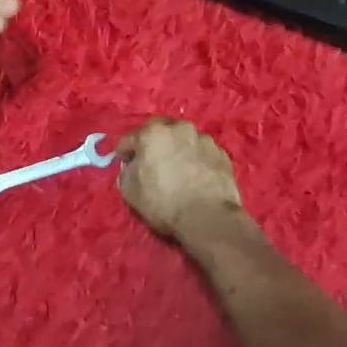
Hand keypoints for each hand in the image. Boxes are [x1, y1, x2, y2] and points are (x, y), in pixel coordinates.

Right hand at [116, 119, 246, 240]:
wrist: (209, 217)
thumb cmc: (164, 203)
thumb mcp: (130, 192)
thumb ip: (127, 173)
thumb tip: (132, 167)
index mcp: (153, 133)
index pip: (131, 138)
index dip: (125, 151)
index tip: (125, 162)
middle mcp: (179, 128)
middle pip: (161, 130)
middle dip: (154, 142)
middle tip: (152, 159)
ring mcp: (204, 139)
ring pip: (185, 139)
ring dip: (178, 149)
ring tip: (178, 168)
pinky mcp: (222, 154)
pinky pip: (202, 153)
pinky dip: (197, 160)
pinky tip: (197, 175)